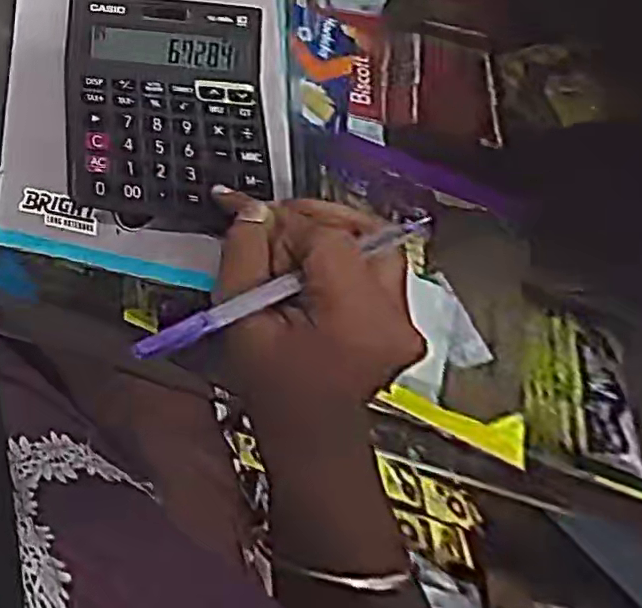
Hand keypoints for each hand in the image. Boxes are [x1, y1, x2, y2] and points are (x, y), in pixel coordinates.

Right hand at [211, 189, 424, 426]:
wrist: (304, 429)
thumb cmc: (269, 381)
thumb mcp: (239, 310)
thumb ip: (245, 252)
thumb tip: (255, 211)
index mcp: (358, 317)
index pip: (328, 237)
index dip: (282, 219)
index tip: (243, 211)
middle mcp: (395, 317)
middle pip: (365, 233)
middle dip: (311, 217)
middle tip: (268, 219)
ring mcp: (403, 320)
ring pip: (373, 246)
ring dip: (325, 233)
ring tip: (282, 244)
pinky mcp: (396, 319)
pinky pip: (370, 267)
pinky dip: (334, 255)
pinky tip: (299, 266)